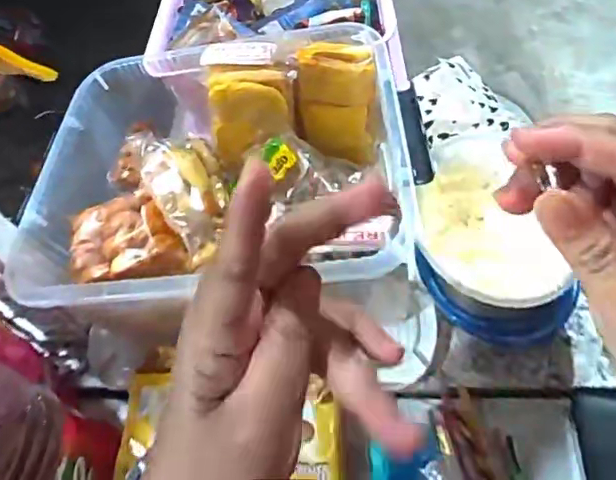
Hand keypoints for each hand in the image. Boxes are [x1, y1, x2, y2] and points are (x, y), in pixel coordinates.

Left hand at [144, 159, 425, 479]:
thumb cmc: (215, 477)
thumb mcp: (254, 422)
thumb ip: (284, 346)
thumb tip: (307, 276)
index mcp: (218, 323)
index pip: (235, 255)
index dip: (249, 209)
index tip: (262, 165)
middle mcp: (240, 311)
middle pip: (290, 254)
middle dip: (337, 225)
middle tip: (384, 195)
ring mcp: (261, 332)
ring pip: (321, 318)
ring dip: (362, 362)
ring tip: (400, 432)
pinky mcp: (277, 356)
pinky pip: (323, 350)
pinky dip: (356, 378)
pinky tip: (389, 419)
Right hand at [495, 117, 615, 479]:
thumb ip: (596, 260)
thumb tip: (545, 194)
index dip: (572, 140)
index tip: (516, 144)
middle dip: (558, 146)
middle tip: (508, 166)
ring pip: (600, 169)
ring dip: (552, 167)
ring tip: (512, 195)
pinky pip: (594, 201)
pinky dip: (558, 194)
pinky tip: (532, 206)